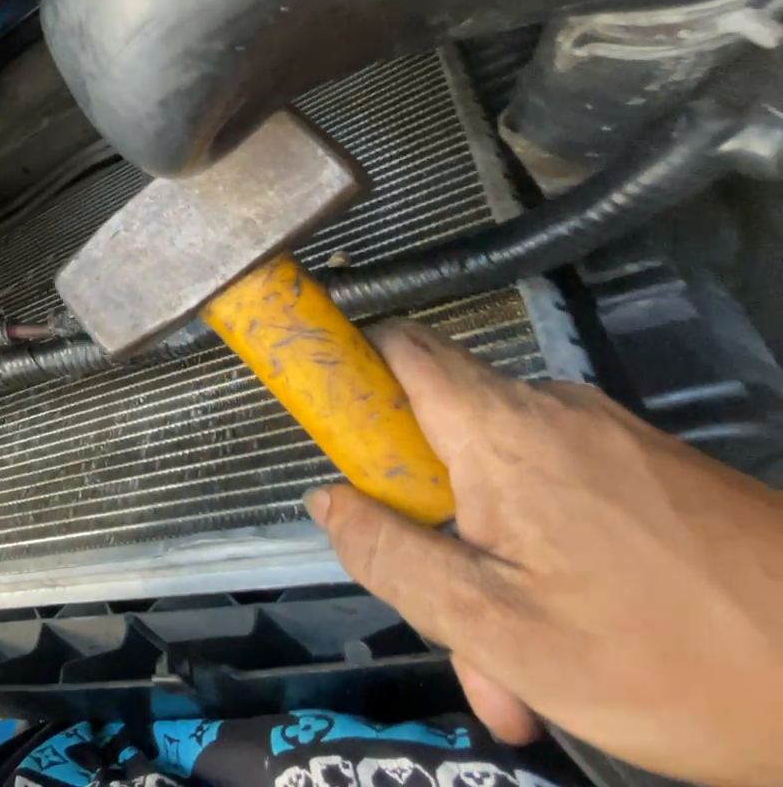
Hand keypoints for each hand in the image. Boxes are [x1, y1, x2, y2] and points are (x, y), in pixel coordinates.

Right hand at [306, 322, 782, 786]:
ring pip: (496, 479)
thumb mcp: (500, 630)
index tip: (330, 437)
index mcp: (504, 430)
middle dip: (420, 519)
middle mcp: (554, 412)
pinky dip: (541, 558)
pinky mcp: (656, 475)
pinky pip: (559, 497)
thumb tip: (328, 503)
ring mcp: (610, 440)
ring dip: (482, 557)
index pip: (395, 346)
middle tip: (443, 613)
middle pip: (436, 432)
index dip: (345, 371)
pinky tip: (573, 643)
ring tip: (519, 665)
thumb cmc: (683, 663)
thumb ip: (389, 557)